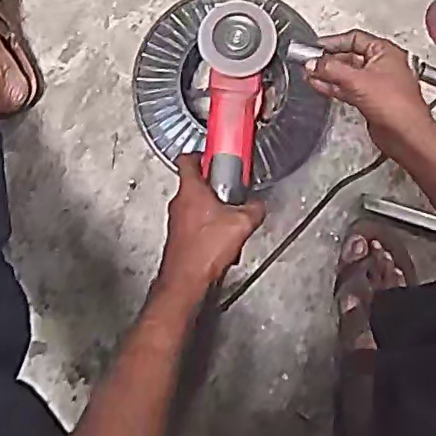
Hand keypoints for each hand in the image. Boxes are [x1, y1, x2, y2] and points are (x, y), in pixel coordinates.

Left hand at [158, 154, 265, 290]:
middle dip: (213, 185)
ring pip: (195, 204)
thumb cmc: (204, 251)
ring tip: (228, 218)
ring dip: (211, 208)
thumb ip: (254, 208)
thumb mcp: (241, 224)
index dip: (201, 154)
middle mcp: (179, 202)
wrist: (186, 282)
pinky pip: (194, 223)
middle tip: (229, 188)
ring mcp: (176, 221)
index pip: (188, 159)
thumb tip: (259, 205)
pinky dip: (207, 226)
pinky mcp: (179, 238)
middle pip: (194, 182)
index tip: (214, 155)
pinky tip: (221, 240)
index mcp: (190, 190)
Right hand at [303, 29, 435, 159]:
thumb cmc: (398, 105)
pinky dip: (334, 87)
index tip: (317, 46)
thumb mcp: (358, 80)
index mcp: (385, 52)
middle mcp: (383, 65)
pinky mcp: (371, 100)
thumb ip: (332, 69)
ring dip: (328, 74)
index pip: (355, 38)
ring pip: (347, 74)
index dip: (334, 41)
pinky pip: (348, 88)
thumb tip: (314, 63)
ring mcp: (377, 84)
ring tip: (310, 73)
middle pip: (350, 56)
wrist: (406, 135)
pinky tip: (320, 85)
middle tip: (310, 61)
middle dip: (328, 60)